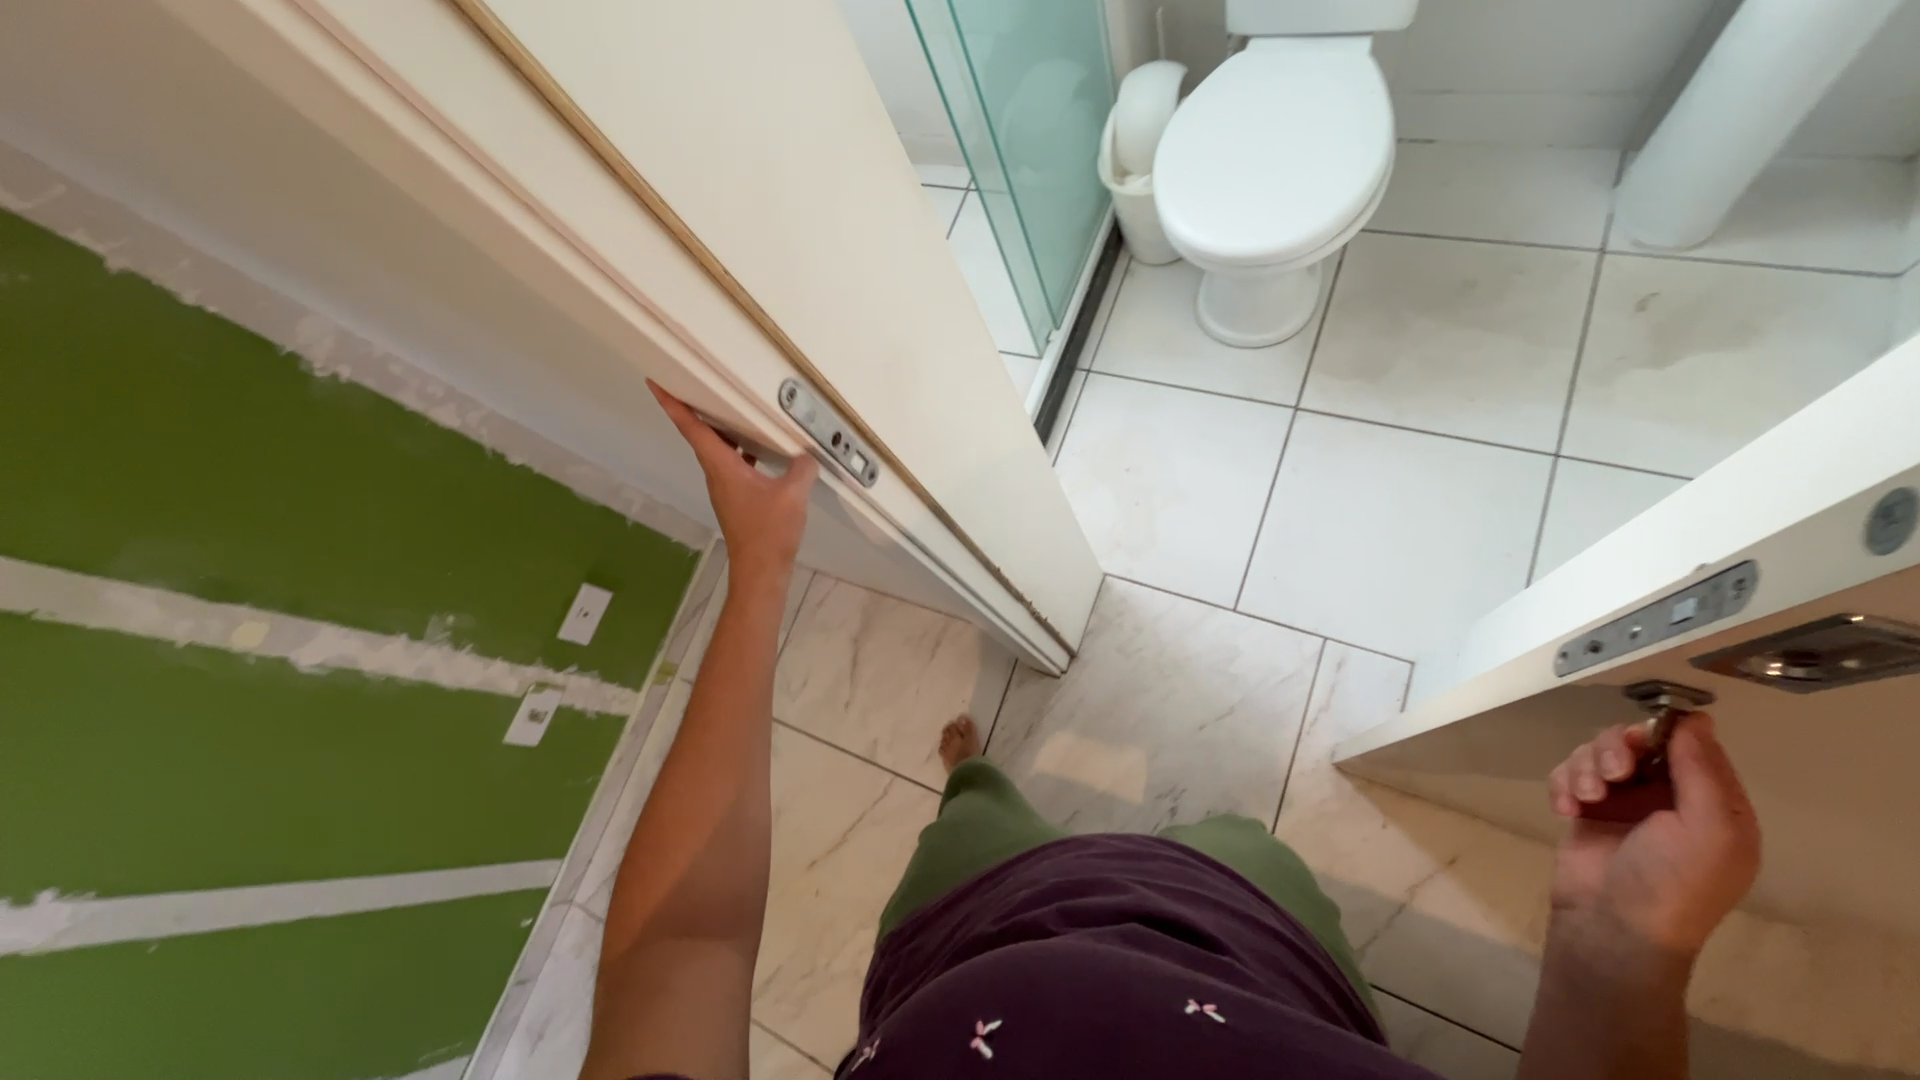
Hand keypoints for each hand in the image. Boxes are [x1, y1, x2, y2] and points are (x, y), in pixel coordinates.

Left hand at [650, 381, 817, 585]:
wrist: (761, 571)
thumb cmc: (769, 532)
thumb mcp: (793, 495)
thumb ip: (801, 469)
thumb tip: (806, 457)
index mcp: (722, 467)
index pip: (692, 428)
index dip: (673, 404)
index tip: (656, 384)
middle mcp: (717, 475)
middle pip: (702, 436)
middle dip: (697, 410)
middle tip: (697, 384)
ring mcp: (725, 489)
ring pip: (718, 451)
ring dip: (722, 431)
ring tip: (734, 412)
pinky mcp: (736, 500)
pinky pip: (733, 465)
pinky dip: (740, 451)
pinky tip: (760, 451)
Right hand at [1546, 713, 1759, 954]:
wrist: (1613, 924)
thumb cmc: (1673, 881)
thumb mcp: (1709, 830)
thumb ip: (1703, 772)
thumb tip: (1695, 717)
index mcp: (1712, 802)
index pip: (1691, 744)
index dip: (1665, 732)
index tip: (1643, 739)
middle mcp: (1668, 797)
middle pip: (1636, 741)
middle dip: (1615, 749)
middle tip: (1611, 772)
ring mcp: (1623, 803)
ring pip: (1596, 753)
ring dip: (1585, 768)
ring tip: (1584, 799)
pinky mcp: (1584, 809)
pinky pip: (1568, 773)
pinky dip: (1563, 784)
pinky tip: (1566, 809)